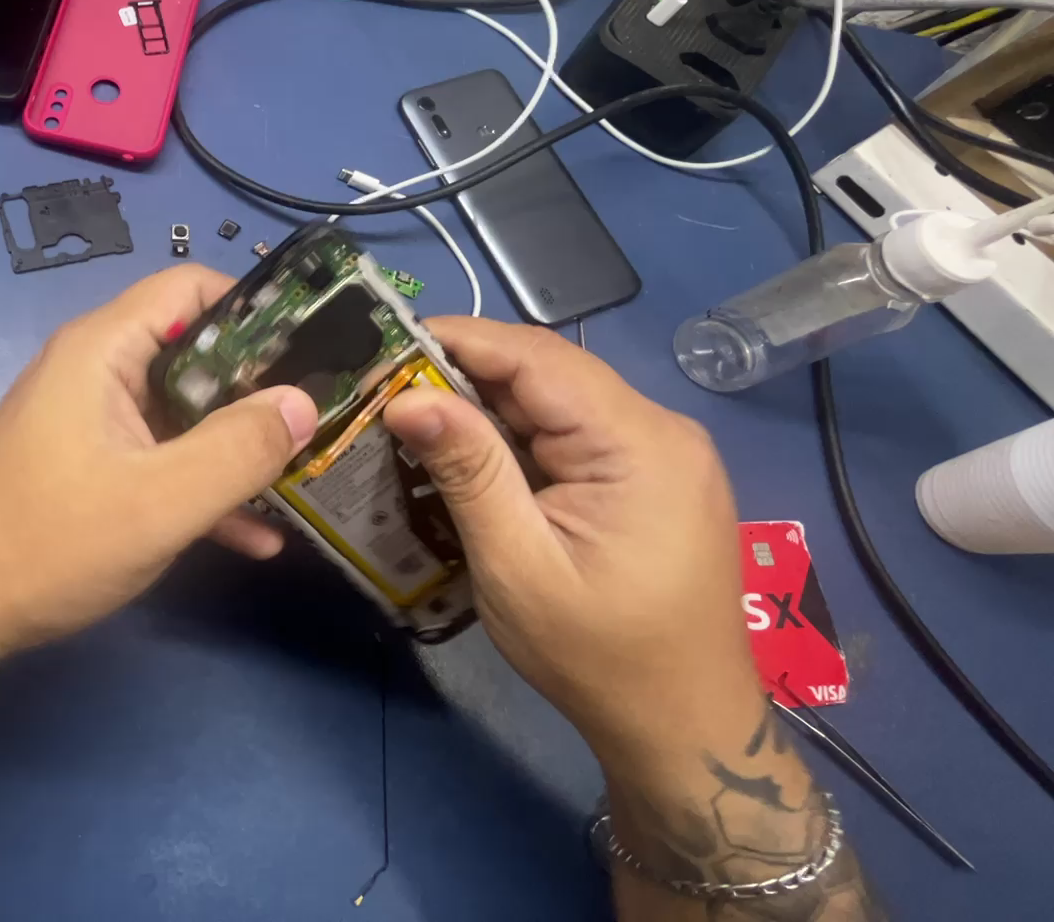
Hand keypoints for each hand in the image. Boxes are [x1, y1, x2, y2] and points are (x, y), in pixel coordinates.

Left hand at [0, 266, 317, 701]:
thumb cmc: (50, 545)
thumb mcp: (160, 502)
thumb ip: (238, 450)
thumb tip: (303, 403)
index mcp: (102, 351)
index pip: (188, 289)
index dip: (255, 308)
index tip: (311, 351)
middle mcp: (94, 370)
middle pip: (192, 350)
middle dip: (256, 385)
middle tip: (316, 421)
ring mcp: (89, 419)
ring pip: (180, 411)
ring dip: (234, 443)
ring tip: (298, 476)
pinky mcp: (87, 463)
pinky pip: (157, 456)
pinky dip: (199, 483)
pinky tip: (253, 536)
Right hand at [382, 317, 762, 767]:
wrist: (681, 725)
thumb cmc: (596, 653)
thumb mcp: (517, 564)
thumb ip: (468, 471)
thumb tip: (405, 398)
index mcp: (638, 444)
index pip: (537, 358)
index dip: (458, 339)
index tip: (384, 343)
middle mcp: (657, 430)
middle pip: (545, 371)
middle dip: (460, 370)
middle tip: (382, 383)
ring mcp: (656, 452)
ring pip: (551, 398)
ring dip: (479, 401)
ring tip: (407, 411)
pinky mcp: (642, 475)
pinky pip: (564, 430)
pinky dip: (508, 432)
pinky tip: (462, 447)